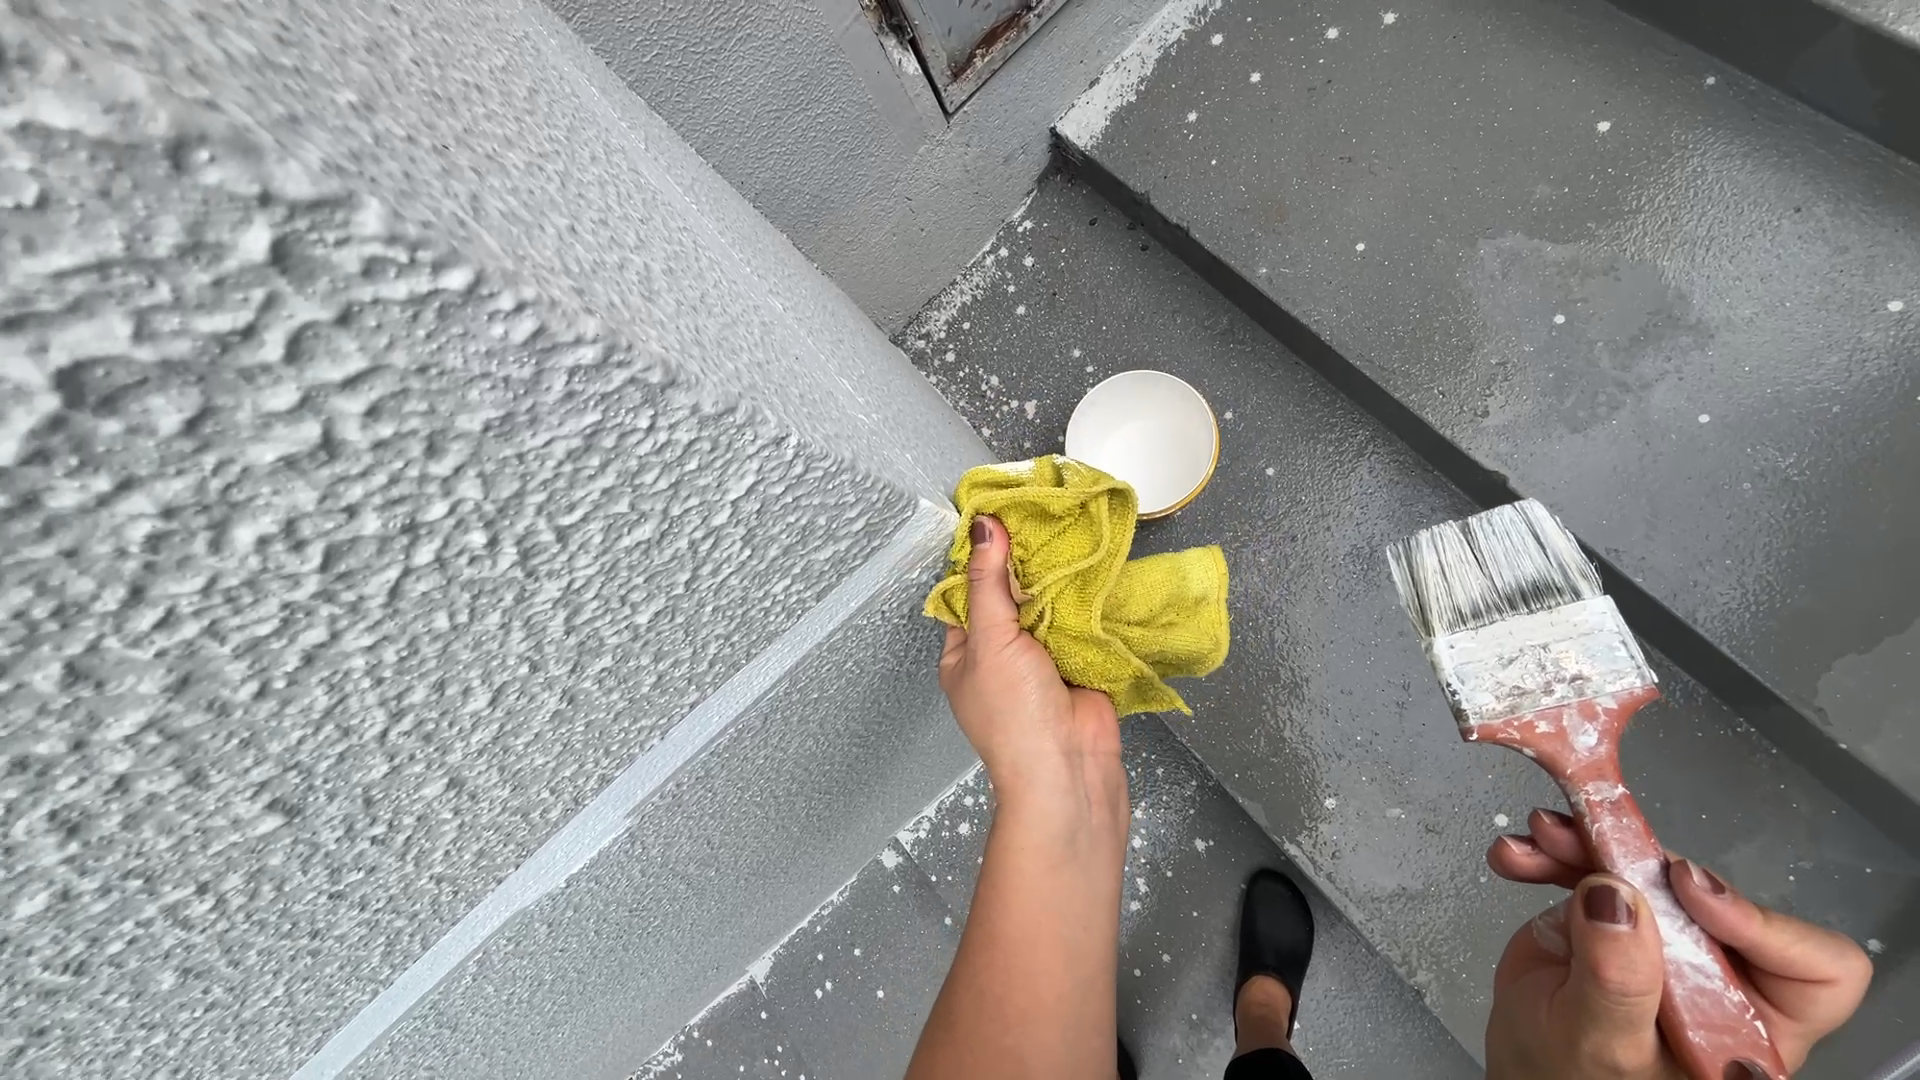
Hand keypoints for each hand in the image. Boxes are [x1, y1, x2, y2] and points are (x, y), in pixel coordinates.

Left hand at [938, 515, 1123, 811]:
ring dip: (1057, 579)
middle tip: (1042, 517)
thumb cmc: (1015, 712)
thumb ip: (989, 582)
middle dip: (1023, 565)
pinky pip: (1077, 623)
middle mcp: (998, 655)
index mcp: (963, 654)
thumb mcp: (990, 640)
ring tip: (1069, 529)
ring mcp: (1039, 661)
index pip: (966, 594)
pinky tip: (1094, 564)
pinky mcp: (1077, 663)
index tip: (1000, 516)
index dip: (980, 558)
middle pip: (1009, 597)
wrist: (1070, 770)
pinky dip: (1085, 600)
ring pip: (1045, 608)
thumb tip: (984, 524)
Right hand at [1483, 808, 1873, 1077]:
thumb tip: (1615, 894)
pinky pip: (1584, 867)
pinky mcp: (1606, 916)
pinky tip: (1513, 858)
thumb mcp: (1599, 1039)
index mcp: (1749, 1024)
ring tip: (1534, 838)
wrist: (1519, 1066)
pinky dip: (1544, 854)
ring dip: (1577, 844)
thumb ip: (1618, 977)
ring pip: (1637, 870)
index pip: (1810, 968)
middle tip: (1574, 836)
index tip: (1683, 887)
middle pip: (1700, 898)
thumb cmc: (1568, 1076)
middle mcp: (1716, 978)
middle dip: (1634, 859)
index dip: (1759, 921)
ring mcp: (1657, 942)